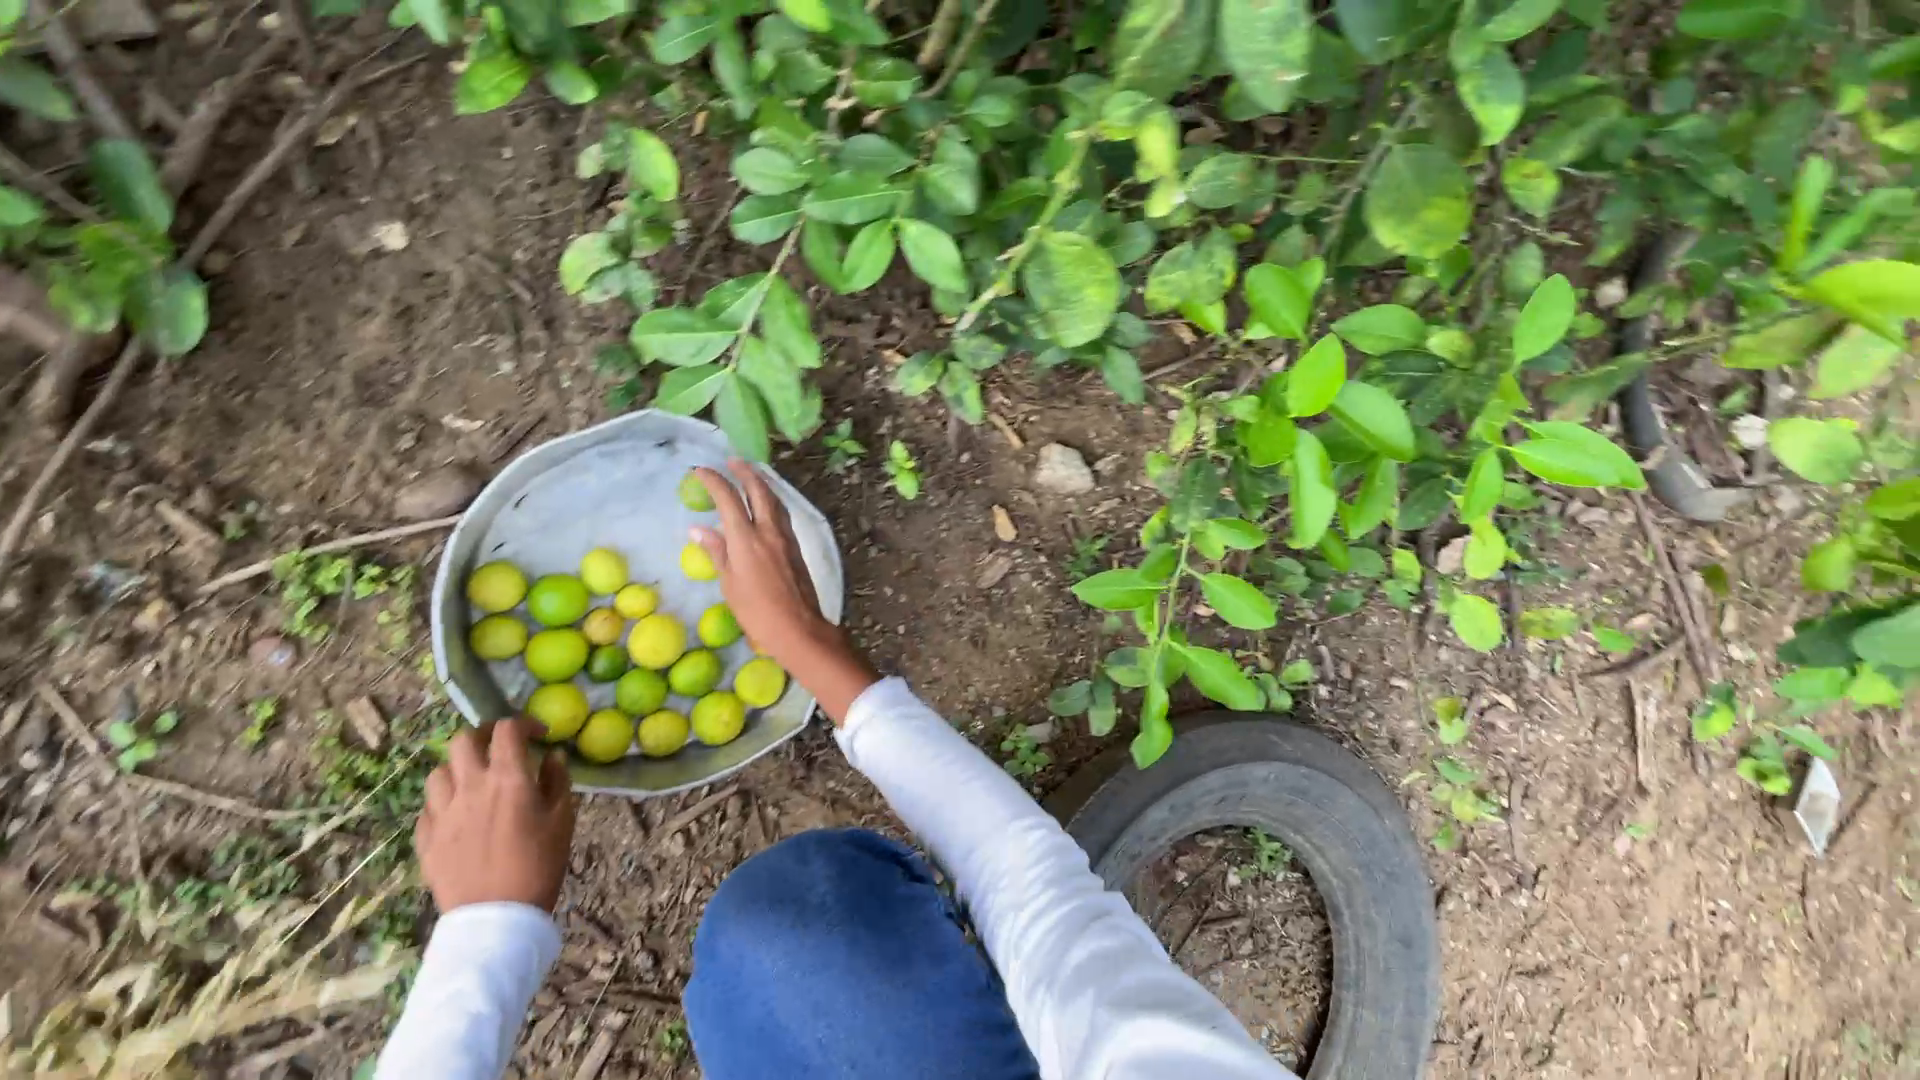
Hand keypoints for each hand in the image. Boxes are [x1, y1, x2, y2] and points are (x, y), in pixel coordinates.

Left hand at [416, 718, 575, 912]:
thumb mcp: (563, 819)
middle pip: (463, 740)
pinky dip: (444, 802)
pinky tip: (458, 815)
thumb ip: (557, 781)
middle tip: (499, 750)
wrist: (497, 918)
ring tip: (474, 782)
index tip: (537, 735)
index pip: (506, 730)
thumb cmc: (540, 865)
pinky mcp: (425, 838)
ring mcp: (442, 812)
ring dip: (459, 769)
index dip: (523, 724)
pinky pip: (428, 807)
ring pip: (439, 771)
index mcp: (508, 778)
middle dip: (483, 737)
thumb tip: (551, 756)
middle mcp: (470, 787)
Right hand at [692, 460, 877, 721]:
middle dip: (745, 472)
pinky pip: (782, 514)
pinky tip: (767, 504)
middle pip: (759, 491)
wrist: (799, 628)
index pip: (728, 499)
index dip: (714, 481)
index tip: (700, 471)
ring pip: (775, 500)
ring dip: (762, 483)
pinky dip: (772, 501)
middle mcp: (768, 531)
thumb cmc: (757, 612)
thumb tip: (698, 529)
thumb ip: (716, 552)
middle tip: (733, 460)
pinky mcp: (796, 548)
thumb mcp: (729, 584)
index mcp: (747, 539)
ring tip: (751, 475)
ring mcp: (786, 538)